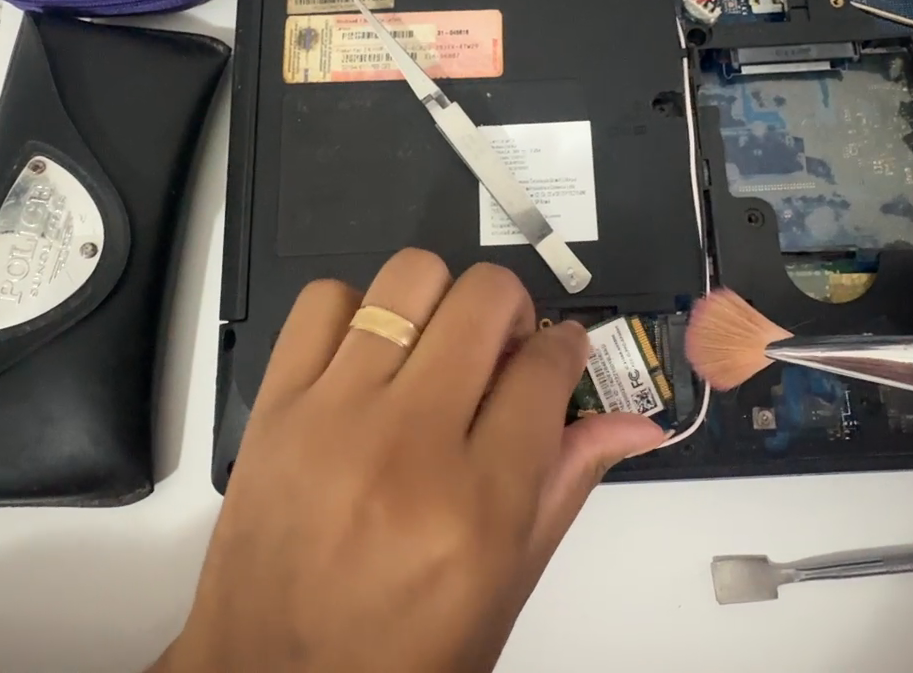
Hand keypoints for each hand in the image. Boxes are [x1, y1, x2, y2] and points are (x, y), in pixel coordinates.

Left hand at [156, 250, 666, 672]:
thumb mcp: (506, 585)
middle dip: (513, 308)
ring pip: (410, 278)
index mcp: (477, 507)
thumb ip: (567, 482)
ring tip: (439, 342)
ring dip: (441, 297)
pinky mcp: (277, 406)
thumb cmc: (401, 653)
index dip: (566, 346)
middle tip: (503, 346)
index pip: (546, 370)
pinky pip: (324, 301)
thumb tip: (635, 423)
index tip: (561, 349)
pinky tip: (370, 354)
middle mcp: (407, 447)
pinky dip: (358, 310)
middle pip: (485, 300)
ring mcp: (333, 417)